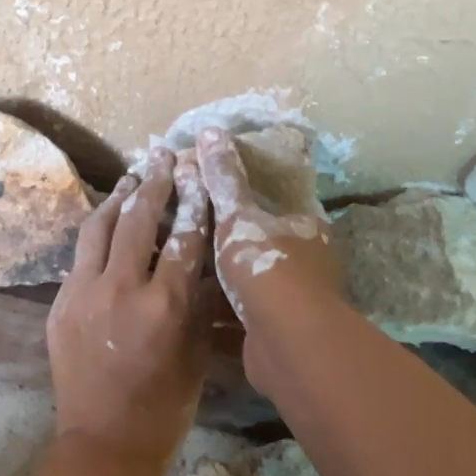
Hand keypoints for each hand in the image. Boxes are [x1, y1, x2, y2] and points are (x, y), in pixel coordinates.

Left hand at [46, 148, 211, 465]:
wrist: (104, 441)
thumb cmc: (164, 404)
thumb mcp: (197, 352)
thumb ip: (198, 301)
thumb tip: (201, 259)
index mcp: (165, 305)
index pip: (183, 237)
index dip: (192, 200)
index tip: (197, 172)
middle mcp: (122, 289)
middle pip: (139, 219)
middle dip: (155, 182)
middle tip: (163, 157)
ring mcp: (84, 293)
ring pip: (100, 227)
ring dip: (119, 198)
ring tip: (132, 177)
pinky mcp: (61, 302)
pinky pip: (80, 255)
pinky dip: (97, 232)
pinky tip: (107, 220)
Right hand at [196, 127, 344, 394]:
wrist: (286, 345)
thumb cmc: (266, 269)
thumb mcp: (238, 218)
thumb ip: (224, 179)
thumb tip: (210, 131)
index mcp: (305, 228)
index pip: (272, 203)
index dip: (237, 199)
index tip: (201, 196)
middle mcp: (304, 264)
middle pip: (256, 245)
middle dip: (221, 244)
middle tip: (179, 234)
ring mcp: (290, 303)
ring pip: (244, 284)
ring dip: (213, 282)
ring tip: (171, 269)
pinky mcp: (271, 335)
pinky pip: (235, 317)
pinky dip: (211, 314)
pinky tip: (179, 307)